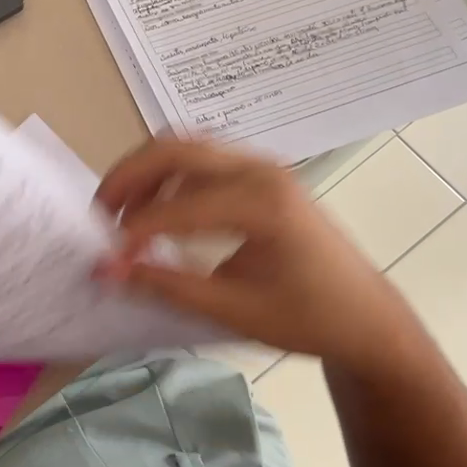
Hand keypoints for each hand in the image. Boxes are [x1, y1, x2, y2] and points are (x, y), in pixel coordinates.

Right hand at [96, 139, 414, 366]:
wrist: (366, 317)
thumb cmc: (306, 319)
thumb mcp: (232, 310)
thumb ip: (165, 285)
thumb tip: (106, 270)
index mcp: (262, 204)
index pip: (177, 207)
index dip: (133, 232)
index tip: (106, 261)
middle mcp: (261, 170)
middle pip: (175, 149)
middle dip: (128, 178)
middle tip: (100, 215)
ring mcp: (262, 166)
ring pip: (185, 146)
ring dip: (146, 173)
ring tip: (123, 213)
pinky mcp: (259, 174)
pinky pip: (201, 158)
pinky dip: (168, 176)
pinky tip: (159, 210)